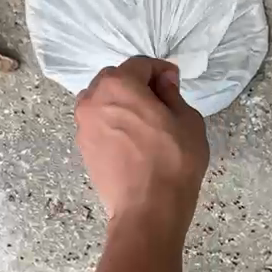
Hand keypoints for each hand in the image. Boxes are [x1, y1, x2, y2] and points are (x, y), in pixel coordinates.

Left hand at [73, 58, 208, 234]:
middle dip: (137, 83)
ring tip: (145, 121)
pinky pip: (99, 123)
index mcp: (119, 86)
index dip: (161, 70)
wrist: (148, 207)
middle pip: (115, 79)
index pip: (140, 64)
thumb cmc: (174, 160)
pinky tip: (134, 140)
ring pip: (102, 101)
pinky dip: (114, 122)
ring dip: (122, 103)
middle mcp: (94, 99)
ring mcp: (84, 125)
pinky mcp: (84, 146)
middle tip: (161, 101)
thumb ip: (172, 94)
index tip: (175, 81)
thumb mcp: (187, 120)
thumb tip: (163, 82)